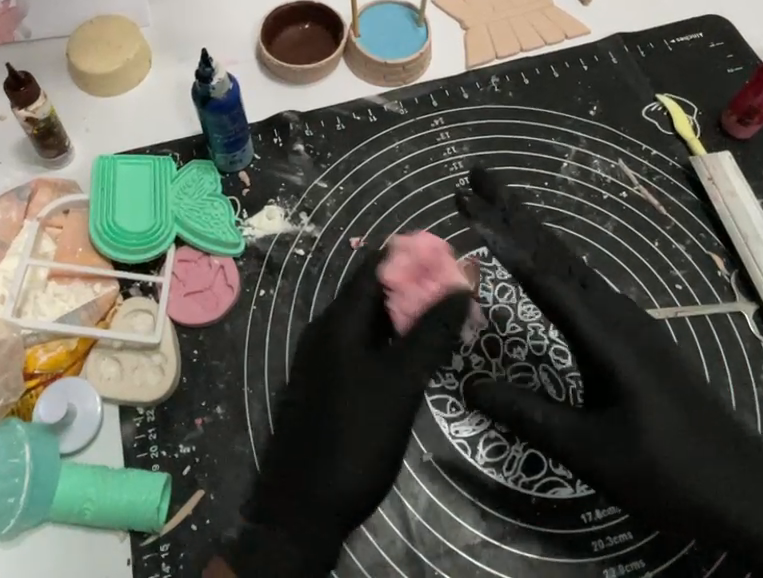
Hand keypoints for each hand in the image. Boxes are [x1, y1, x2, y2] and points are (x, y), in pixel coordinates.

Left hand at [225, 247, 470, 576]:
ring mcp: (326, 359)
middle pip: (375, 292)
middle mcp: (328, 330)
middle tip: (462, 293)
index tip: (454, 257)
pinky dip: (395, 342)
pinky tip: (421, 356)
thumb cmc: (354, 437)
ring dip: (409, 315)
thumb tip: (461, 284)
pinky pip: (366, 347)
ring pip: (373, 322)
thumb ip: (431, 333)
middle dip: (417, 286)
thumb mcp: (401, 383)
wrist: (301, 507)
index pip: (377, 266)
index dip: (415, 256)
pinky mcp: (330, 384)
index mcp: (339, 320)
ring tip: (451, 320)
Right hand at [454, 167, 762, 577]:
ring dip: (531, 231)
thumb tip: (468, 385)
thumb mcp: (591, 452)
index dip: (502, 236)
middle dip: (514, 211)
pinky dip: (550, 260)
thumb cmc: (670, 474)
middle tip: (476, 175)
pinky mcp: (636, 338)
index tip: (467, 203)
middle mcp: (616, 314)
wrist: (752, 494)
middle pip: (556, 251)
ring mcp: (630, 323)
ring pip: (570, 263)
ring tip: (496, 205)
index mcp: (604, 333)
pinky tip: (541, 263)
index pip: (541, 273)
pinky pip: (582, 283)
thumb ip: (528, 415)